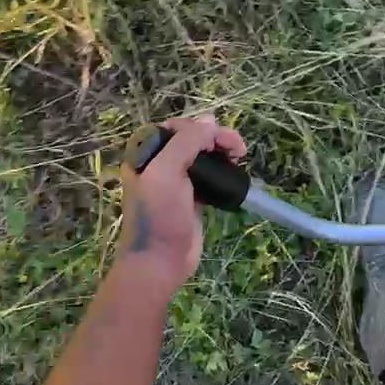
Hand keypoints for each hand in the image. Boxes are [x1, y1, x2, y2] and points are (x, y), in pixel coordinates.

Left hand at [114, 115, 246, 300]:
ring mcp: (175, 182)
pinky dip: (222, 167)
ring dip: (222, 150)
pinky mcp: (191, 197)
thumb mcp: (167, 172)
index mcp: (144, 155)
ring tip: (240, 155)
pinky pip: (209, 173)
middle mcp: (157, 164)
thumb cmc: (159, 215)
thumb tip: (210, 122)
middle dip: (216, 137)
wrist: (159, 263)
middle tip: (238, 147)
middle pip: (192, 138)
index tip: (217, 138)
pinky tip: (234, 170)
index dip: (198, 127)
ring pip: (203, 154)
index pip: (175, 127)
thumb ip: (187, 142)